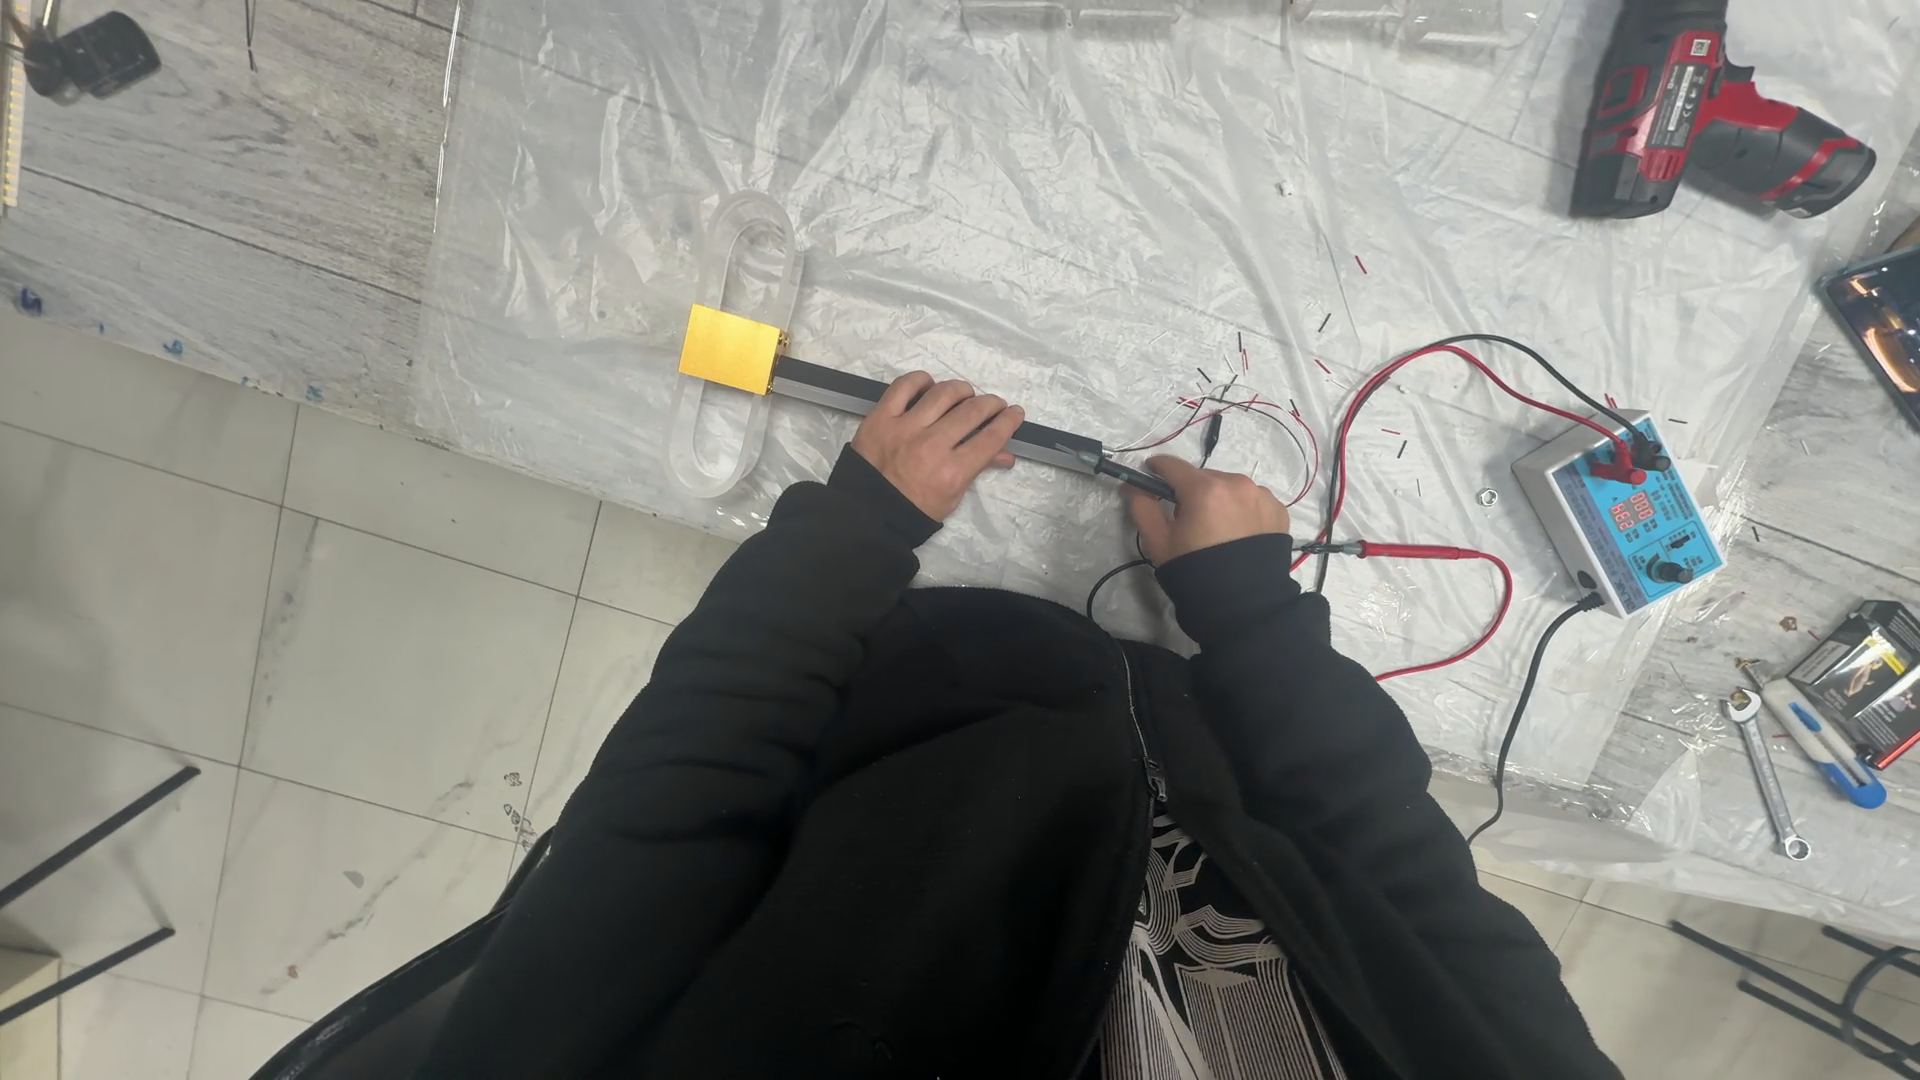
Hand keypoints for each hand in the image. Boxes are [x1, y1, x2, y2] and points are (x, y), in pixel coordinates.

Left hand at [851, 372, 1024, 520]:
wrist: (866, 515)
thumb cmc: (913, 511)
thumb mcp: (951, 498)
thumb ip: (978, 470)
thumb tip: (1006, 453)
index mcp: (952, 472)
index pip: (991, 437)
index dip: (1009, 421)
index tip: (1015, 412)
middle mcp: (932, 446)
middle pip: (972, 411)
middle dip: (990, 404)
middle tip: (993, 404)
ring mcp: (904, 428)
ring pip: (942, 393)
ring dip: (961, 390)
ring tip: (965, 394)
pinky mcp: (880, 418)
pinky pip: (904, 386)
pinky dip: (921, 380)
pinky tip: (929, 386)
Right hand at [1127, 456, 1289, 563]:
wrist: (1243, 603)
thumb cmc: (1193, 569)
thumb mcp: (1158, 541)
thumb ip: (1142, 506)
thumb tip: (1132, 486)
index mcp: (1204, 489)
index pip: (1172, 465)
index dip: (1156, 468)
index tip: (1150, 474)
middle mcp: (1236, 483)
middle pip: (1203, 477)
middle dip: (1190, 490)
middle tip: (1185, 517)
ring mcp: (1261, 495)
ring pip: (1228, 487)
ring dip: (1218, 498)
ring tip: (1215, 527)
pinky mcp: (1277, 510)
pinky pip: (1251, 499)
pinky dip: (1241, 509)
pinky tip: (1237, 532)